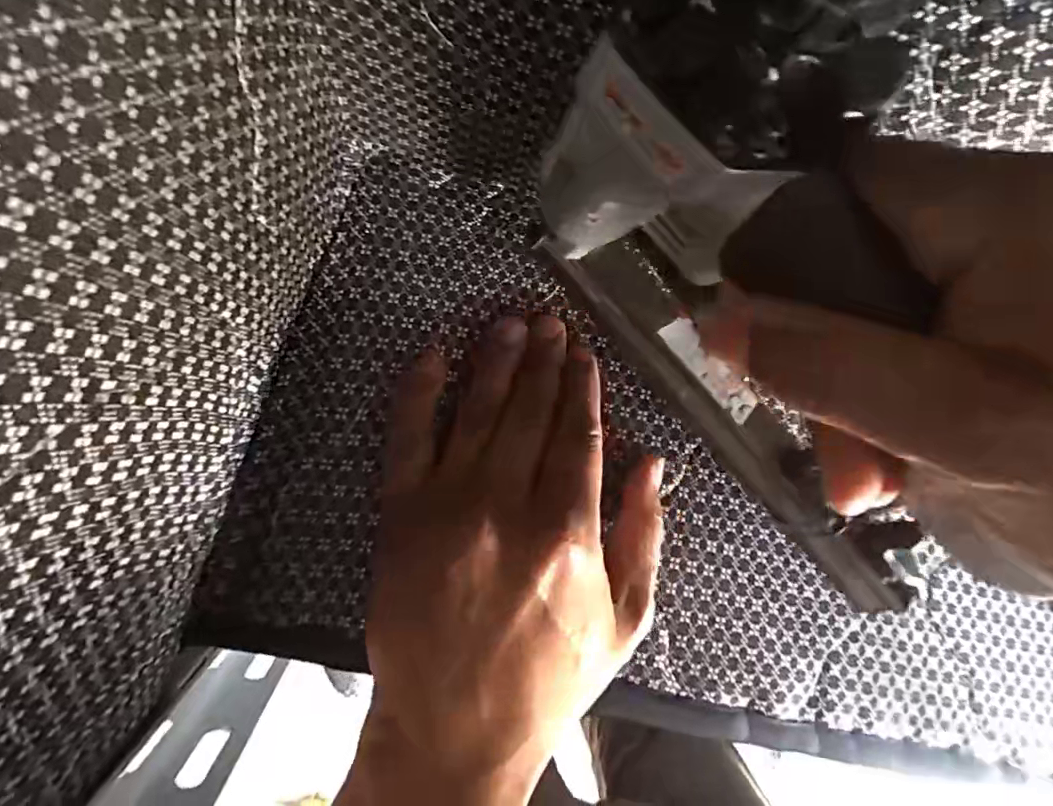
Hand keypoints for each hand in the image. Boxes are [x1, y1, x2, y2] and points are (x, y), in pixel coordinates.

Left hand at [338, 315, 665, 805]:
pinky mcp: (400, 515)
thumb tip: (652, 463)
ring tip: (510, 322)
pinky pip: (407, 437)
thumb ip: (645, 535)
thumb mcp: (625, 621)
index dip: (582, 387)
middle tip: (551, 322)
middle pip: (531, 412)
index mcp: (567, 533)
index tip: (584, 353)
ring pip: (478, 411)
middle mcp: (508, 508)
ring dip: (496, 360)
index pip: (578, 435)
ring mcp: (449, 506)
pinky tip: (434, 354)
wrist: (454, 731)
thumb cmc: (549, 678)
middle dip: (545, 360)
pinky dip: (418, 391)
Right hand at [702, 141, 1052, 723]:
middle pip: (867, 258)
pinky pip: (958, 337)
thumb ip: (833, 370)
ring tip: (894, 485)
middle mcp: (1032, 211)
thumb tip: (718, 322)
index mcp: (1009, 204)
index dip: (778, 255)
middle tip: (843, 459)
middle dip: (833, 354)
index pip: (841, 185)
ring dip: (879, 393)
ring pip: (907, 310)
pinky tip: (945, 470)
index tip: (752, 342)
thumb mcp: (978, 435)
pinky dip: (930, 400)